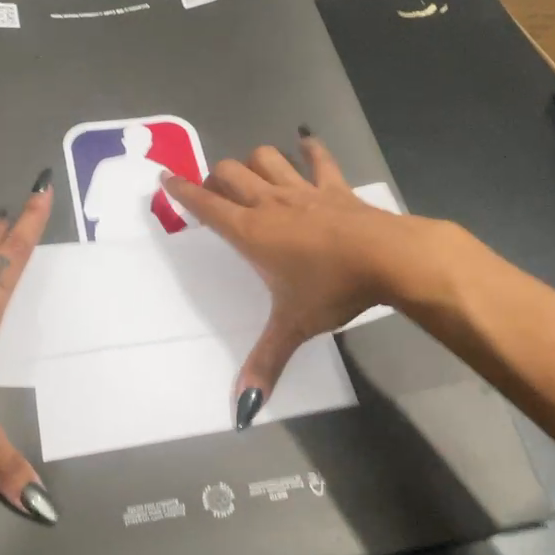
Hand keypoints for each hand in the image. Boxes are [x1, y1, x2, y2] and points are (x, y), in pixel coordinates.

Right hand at [162, 132, 421, 427]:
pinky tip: (306, 144)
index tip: (165, 176)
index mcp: (250, 232)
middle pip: (230, 173)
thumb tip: (243, 410)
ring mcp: (303, 190)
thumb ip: (265, 363)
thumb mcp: (293, 327)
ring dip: (254, 162)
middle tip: (215, 194)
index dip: (181, 190)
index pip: (205, 204)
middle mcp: (269, 203)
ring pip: (266, 158)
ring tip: (254, 177)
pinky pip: (318, 158)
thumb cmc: (332, 289)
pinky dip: (310, 150)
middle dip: (215, 178)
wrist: (389, 258)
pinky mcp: (334, 187)